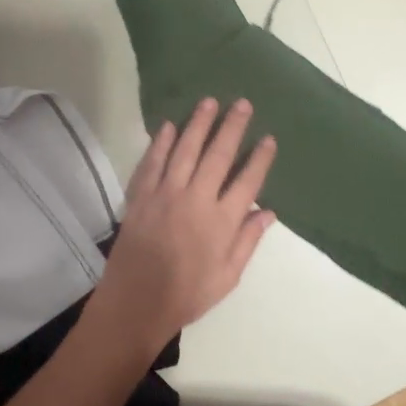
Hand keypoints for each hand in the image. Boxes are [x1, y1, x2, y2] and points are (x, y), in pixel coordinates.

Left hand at [92, 98, 276, 346]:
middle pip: (218, 155)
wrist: (136, 303)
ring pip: (185, 150)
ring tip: (209, 102)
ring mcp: (165, 195)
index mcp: (222, 221)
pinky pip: (152, 163)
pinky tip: (170, 126)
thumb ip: (247, 241)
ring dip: (198, 124)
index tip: (269, 139)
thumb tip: (267, 212)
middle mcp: (196, 200)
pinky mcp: (141, 197)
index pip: (248, 181)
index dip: (260, 158)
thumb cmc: (187, 295)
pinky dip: (161, 143)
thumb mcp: (228, 276)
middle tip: (242, 104)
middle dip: (232, 127)